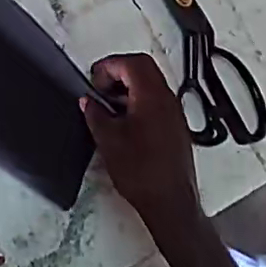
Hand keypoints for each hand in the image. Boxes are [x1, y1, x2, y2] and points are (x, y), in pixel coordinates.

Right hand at [81, 53, 201, 233]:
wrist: (170, 204)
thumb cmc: (141, 172)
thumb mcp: (108, 139)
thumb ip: (95, 113)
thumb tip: (89, 102)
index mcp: (151, 96)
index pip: (131, 63)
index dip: (108, 66)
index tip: (94, 79)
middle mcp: (167, 100)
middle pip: (144, 67)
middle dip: (119, 70)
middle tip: (101, 85)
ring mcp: (175, 114)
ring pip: (152, 83)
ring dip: (129, 85)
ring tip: (109, 104)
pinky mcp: (176, 128)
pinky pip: (157, 100)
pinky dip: (139, 99)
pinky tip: (124, 121)